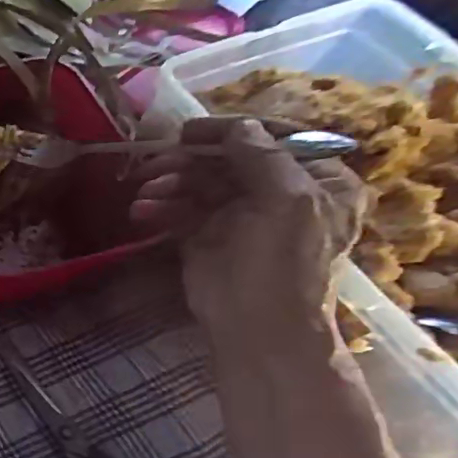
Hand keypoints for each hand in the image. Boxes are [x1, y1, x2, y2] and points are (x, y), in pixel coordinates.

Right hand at [130, 117, 364, 352]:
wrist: (258, 328)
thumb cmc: (283, 265)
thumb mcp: (287, 202)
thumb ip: (263, 158)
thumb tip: (236, 128)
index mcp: (317, 179)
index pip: (275, 138)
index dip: (233, 131)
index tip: (189, 131)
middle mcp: (278, 191)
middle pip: (230, 160)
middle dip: (191, 160)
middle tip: (153, 163)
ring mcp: (240, 215)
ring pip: (201, 184)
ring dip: (169, 183)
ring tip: (143, 190)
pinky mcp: (206, 237)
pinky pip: (181, 211)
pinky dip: (160, 207)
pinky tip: (141, 211)